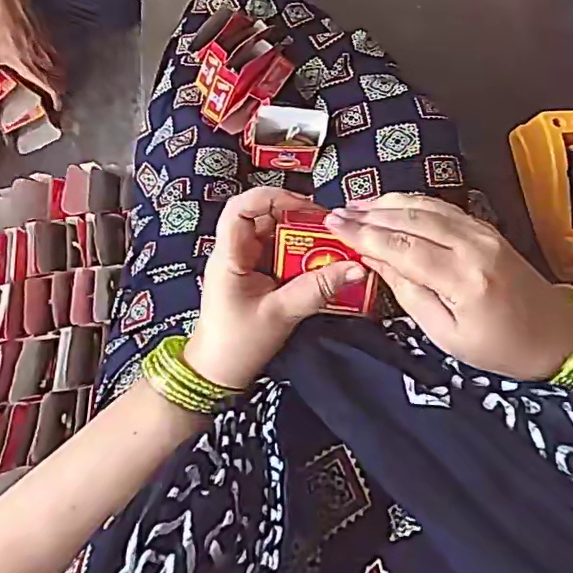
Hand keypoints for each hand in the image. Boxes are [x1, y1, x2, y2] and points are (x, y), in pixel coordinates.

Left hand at [0, 0, 63, 106]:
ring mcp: (50, 48)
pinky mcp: (50, 37)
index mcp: (32, 68)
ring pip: (61, 68)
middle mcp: (45, 60)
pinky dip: (56, 62)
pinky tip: (47, 61)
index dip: (57, 101)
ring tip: (52, 81)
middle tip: (54, 96)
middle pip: (60, 81)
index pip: (52, 90)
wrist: (9, 3)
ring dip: (59, 77)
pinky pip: (58, 55)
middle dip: (59, 90)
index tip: (56, 107)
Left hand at [181, 188, 366, 388]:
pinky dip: (300, 252)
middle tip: (329, 227)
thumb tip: (355, 268)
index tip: (305, 207)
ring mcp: (245, 260)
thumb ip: (316, 289)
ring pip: (275, 232)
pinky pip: (280, 251)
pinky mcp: (255, 272)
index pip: (240, 207)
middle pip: (263, 215)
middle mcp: (235, 250)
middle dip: (297, 217)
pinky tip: (320, 262)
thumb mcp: (281, 315)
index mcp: (229, 255)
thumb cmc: (237, 344)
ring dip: (302, 236)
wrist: (217, 374)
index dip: (271, 197)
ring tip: (330, 244)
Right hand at [325, 193, 572, 380]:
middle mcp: (473, 246)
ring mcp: (481, 231)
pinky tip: (391, 204)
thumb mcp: (446, 334)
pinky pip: (441, 206)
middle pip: (410, 218)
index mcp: (464, 279)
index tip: (334, 224)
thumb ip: (407, 292)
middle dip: (369, 213)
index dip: (363, 233)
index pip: (401, 246)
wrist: (556, 333)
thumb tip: (373, 259)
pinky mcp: (485, 226)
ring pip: (424, 206)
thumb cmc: (502, 346)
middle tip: (337, 212)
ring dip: (387, 202)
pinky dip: (411, 202)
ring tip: (356, 205)